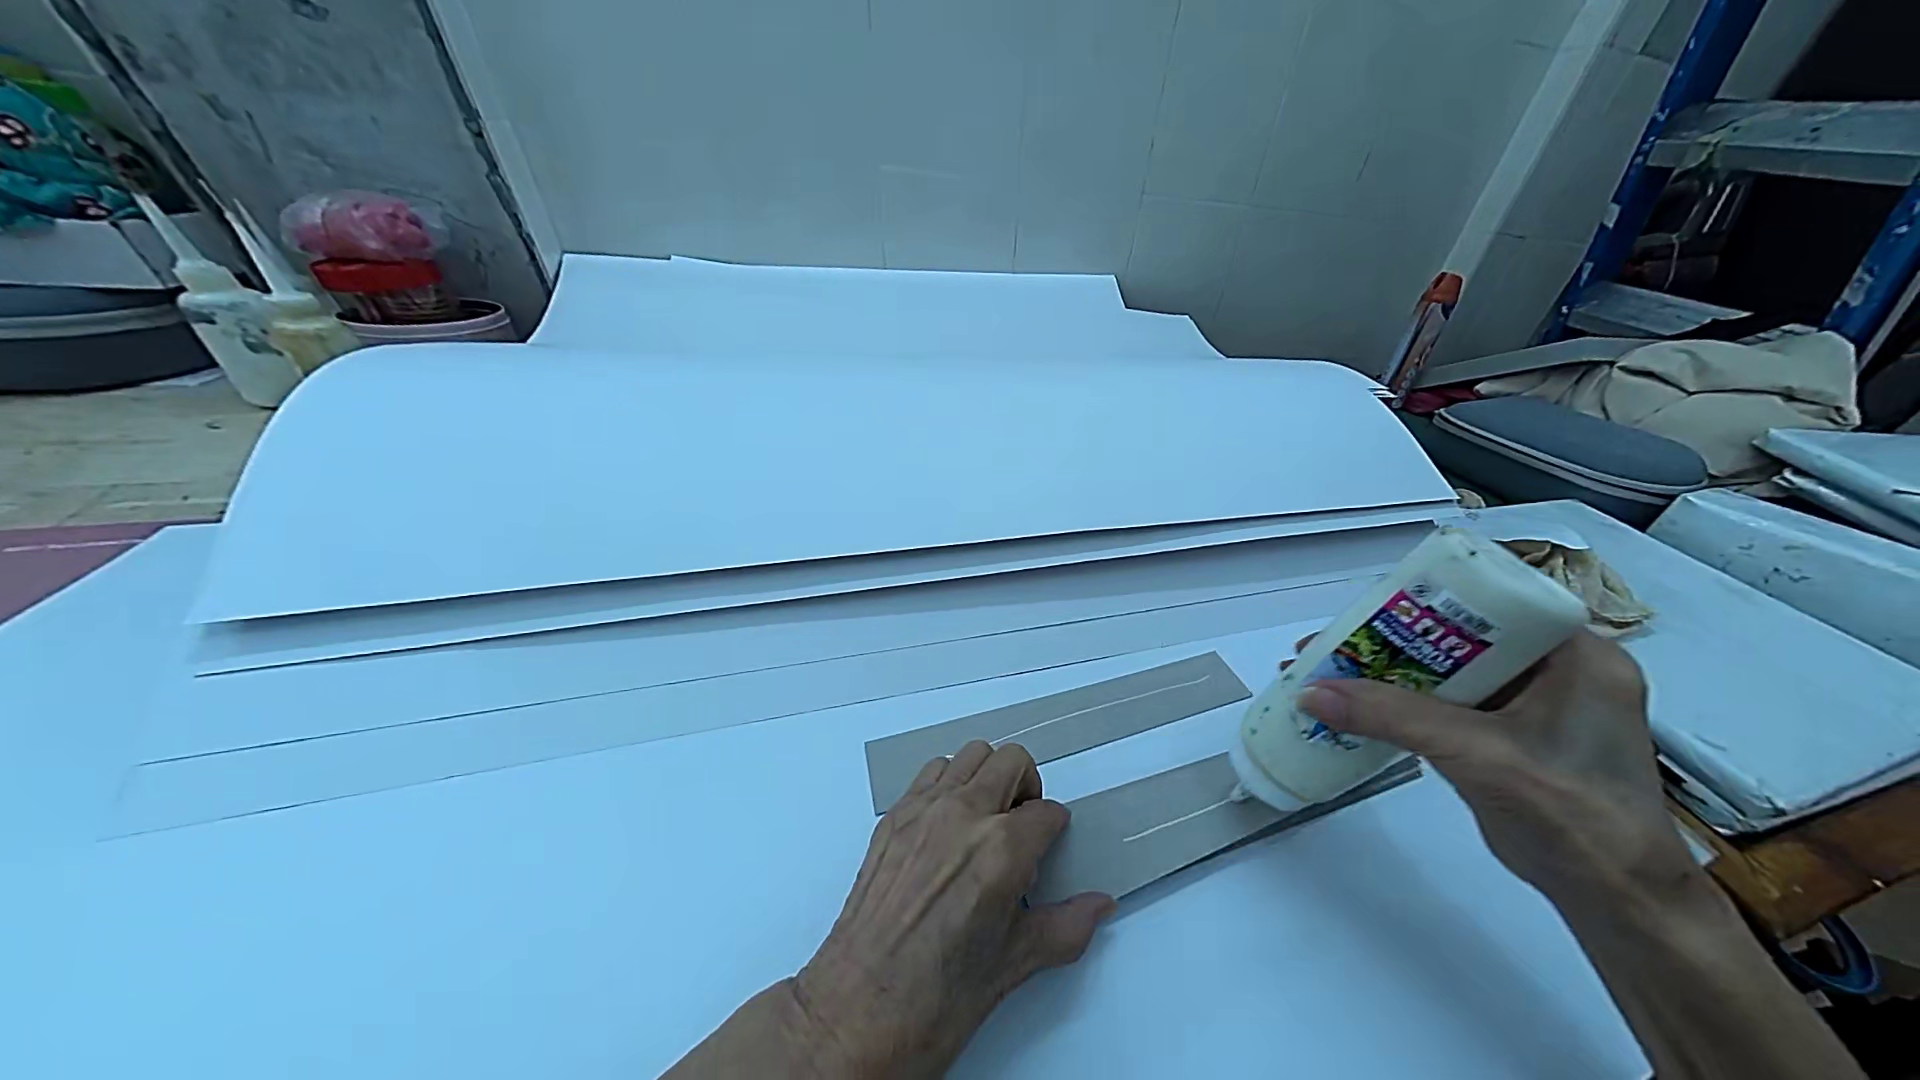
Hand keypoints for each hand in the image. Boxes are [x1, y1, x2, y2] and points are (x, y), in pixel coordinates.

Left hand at [790, 741, 1115, 1078]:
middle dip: (1028, 786)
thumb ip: (1065, 926)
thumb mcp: (1013, 965)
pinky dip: (948, 782)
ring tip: (990, 813)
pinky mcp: (894, 818)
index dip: (1055, 828)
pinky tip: (950, 820)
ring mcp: (923, 812)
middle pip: (1012, 761)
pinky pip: (930, 773)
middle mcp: (961, 817)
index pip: (1047, 811)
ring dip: (987, 776)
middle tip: (1026, 819)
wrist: (858, 1011)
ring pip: (970, 755)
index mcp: (1000, 850)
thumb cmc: (927, 999)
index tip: (1051, 842)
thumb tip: (1094, 908)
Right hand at [1295, 631, 1697, 904]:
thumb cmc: (1573, 816)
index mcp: (1575, 654)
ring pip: (1441, 671)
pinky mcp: (1504, 734)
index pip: (1486, 603)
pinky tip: (1355, 708)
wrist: (1615, 899)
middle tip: (1329, 646)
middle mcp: (1553, 669)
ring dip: (1385, 674)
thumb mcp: (1479, 753)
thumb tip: (1310, 692)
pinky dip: (1398, 704)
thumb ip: (1393, 717)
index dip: (1420, 602)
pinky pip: (1440, 703)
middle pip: (1454, 637)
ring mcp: (1528, 703)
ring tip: (1328, 674)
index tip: (1361, 611)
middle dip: (1387, 642)